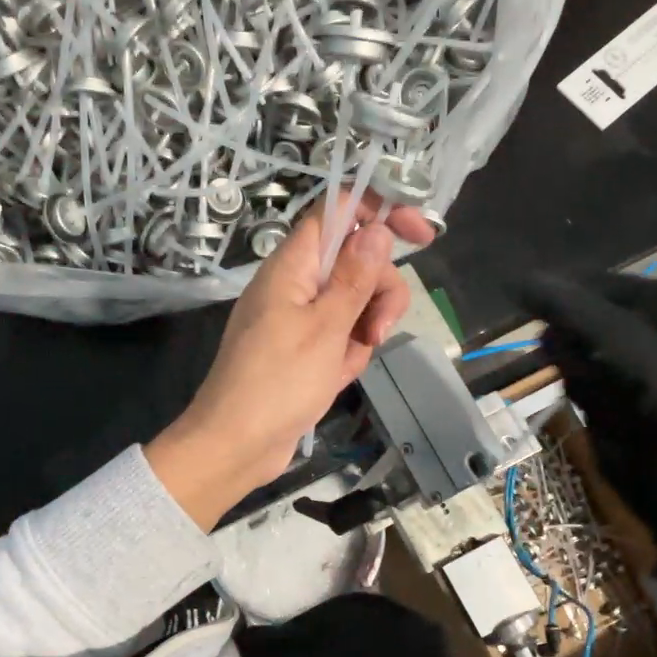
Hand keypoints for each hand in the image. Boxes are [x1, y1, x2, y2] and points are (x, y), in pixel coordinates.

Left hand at [147, 193, 435, 530]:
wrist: (236, 444)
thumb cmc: (277, 383)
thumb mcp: (326, 327)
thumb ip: (355, 277)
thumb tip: (375, 229)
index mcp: (293, 265)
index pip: (339, 213)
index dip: (380, 212)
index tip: (420, 233)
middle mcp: (295, 284)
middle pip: (357, 261)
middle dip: (378, 291)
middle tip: (376, 330)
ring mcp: (299, 318)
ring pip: (354, 302)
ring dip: (363, 329)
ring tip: (348, 363)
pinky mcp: (302, 349)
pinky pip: (339, 337)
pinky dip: (345, 355)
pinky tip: (336, 379)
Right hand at [520, 273, 656, 585]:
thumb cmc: (655, 501)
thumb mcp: (607, 446)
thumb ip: (587, 387)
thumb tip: (553, 339)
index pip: (616, 328)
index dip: (567, 302)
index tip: (524, 285)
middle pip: (655, 297)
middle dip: (599, 286)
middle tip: (555, 288)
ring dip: (622, 298)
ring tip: (580, 305)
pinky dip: (646, 318)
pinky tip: (616, 328)